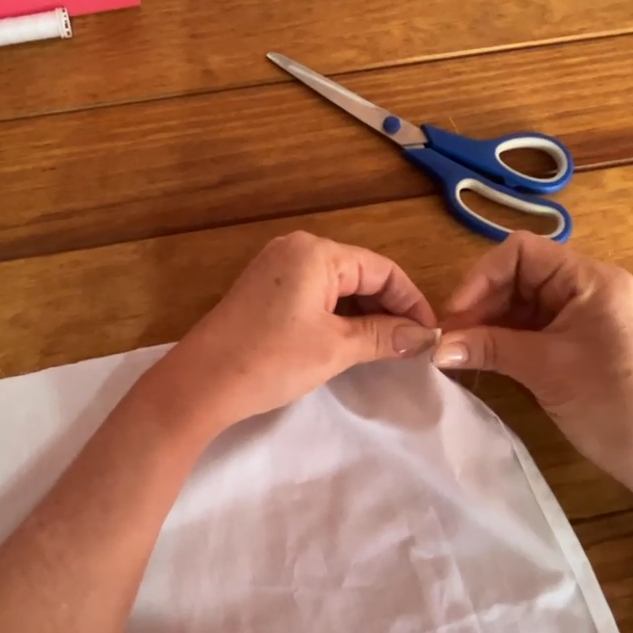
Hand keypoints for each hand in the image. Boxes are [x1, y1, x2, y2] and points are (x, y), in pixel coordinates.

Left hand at [141, 232, 439, 435]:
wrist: (201, 383)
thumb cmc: (271, 360)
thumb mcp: (335, 348)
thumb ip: (384, 336)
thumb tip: (424, 337)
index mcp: (316, 252)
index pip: (381, 269)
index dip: (411, 301)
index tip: (431, 335)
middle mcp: (296, 249)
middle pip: (359, 274)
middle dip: (388, 308)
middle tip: (411, 346)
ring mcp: (276, 267)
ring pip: (337, 286)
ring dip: (363, 315)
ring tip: (386, 349)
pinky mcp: (264, 289)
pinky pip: (314, 294)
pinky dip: (337, 316)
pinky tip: (350, 342)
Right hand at [433, 232, 632, 497]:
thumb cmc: (612, 405)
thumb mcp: (544, 370)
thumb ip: (488, 348)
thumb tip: (436, 347)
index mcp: (591, 280)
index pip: (522, 251)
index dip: (482, 276)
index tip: (456, 313)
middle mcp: (587, 286)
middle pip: (518, 272)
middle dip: (481, 299)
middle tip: (451, 334)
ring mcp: (581, 311)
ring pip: (519, 298)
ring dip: (487, 318)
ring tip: (459, 346)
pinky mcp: (574, 335)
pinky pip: (528, 321)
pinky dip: (501, 334)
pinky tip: (479, 352)